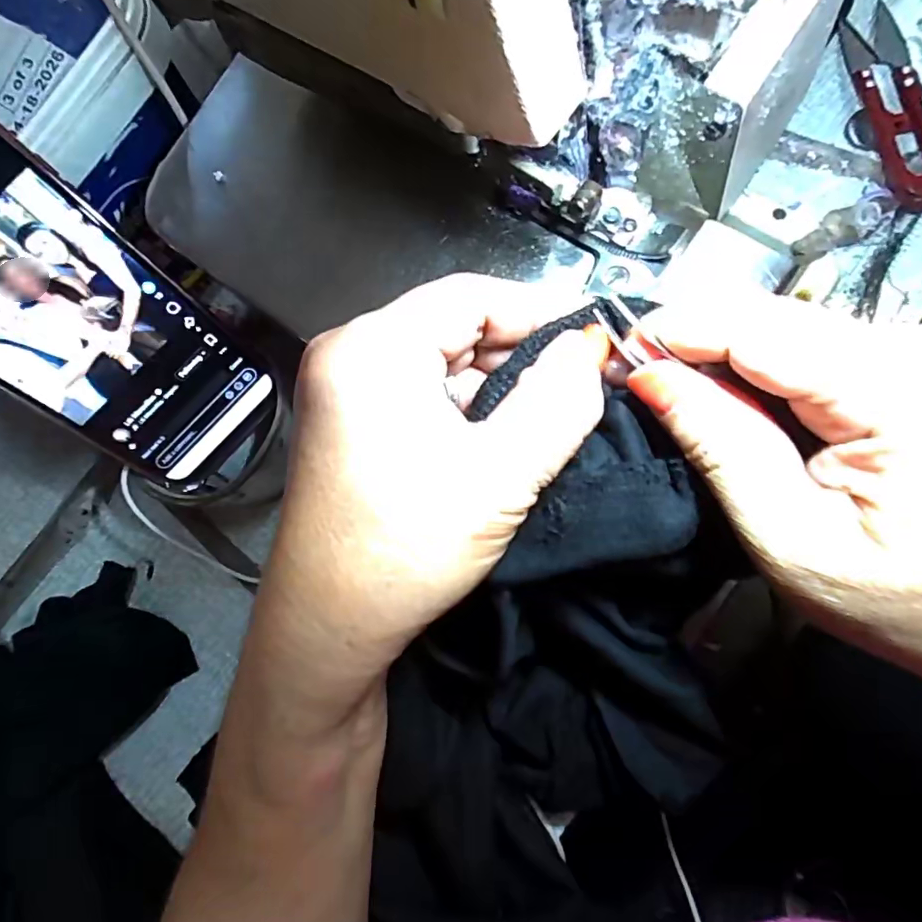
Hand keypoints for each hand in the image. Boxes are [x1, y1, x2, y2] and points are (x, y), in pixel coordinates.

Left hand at [259, 274, 610, 690]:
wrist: (329, 626)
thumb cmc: (404, 550)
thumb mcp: (501, 472)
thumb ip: (559, 400)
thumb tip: (589, 349)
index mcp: (371, 347)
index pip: (472, 295)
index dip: (540, 310)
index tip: (592, 336)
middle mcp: (347, 355)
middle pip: (454, 327)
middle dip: (520, 354)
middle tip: (578, 383)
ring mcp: (343, 392)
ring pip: (441, 364)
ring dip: (496, 387)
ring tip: (543, 419)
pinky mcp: (350, 425)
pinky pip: (421, 395)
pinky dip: (465, 410)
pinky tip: (496, 442)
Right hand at [629, 293, 921, 752]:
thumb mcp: (799, 544)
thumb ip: (722, 448)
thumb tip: (652, 376)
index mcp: (908, 386)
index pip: (757, 325)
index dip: (675, 331)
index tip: (616, 357)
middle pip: (779, 324)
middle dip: (704, 354)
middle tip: (649, 396)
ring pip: (802, 338)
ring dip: (743, 373)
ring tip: (710, 424)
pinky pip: (833, 356)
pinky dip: (785, 384)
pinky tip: (773, 428)